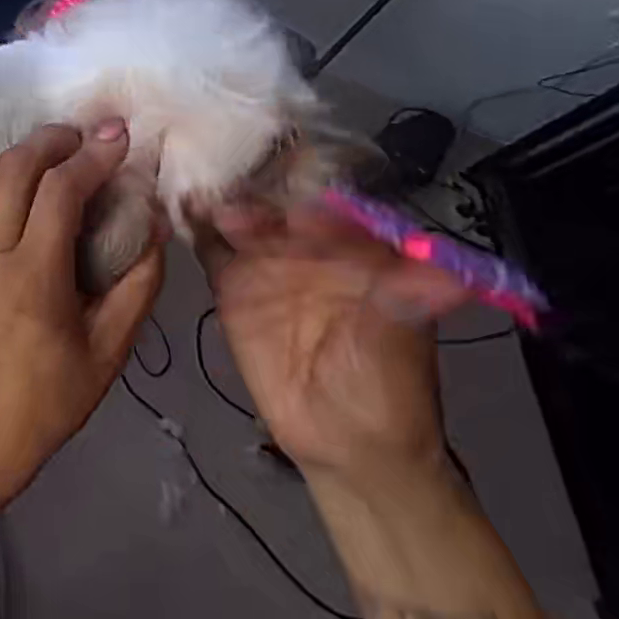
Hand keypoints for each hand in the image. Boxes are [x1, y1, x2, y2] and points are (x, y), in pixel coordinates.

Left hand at [0, 121, 166, 489]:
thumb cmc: (54, 390)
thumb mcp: (111, 346)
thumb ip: (137, 283)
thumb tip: (154, 227)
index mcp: (33, 272)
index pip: (58, 191)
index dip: (91, 156)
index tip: (121, 136)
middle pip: (14, 166)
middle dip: (53, 138)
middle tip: (92, 134)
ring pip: (1, 182)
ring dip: (37, 158)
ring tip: (79, 159)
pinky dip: (26, 185)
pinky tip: (56, 200)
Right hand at [199, 201, 467, 485]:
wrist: (341, 443)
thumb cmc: (386, 394)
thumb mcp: (397, 348)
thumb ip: (405, 304)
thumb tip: (446, 275)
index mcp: (357, 247)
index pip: (330, 202)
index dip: (306, 185)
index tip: (279, 175)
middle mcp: (309, 243)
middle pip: (276, 201)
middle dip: (251, 188)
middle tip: (223, 182)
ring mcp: (266, 259)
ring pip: (238, 217)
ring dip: (215, 200)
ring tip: (190, 190)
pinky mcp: (231, 280)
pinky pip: (209, 246)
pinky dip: (191, 226)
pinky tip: (172, 209)